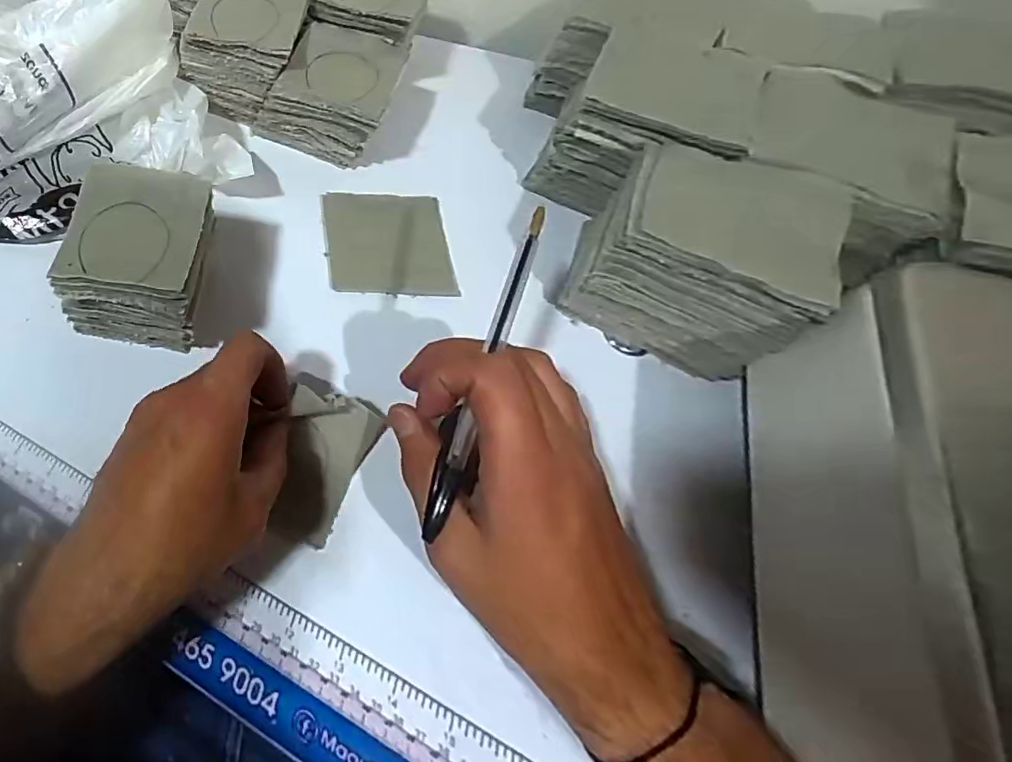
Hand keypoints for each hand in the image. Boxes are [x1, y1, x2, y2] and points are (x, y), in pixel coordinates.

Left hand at [12, 331, 290, 696]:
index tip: (276, 410)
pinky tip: (194, 478)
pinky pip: (175, 411)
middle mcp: (175, 396)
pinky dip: (197, 425)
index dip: (273, 367)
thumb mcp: (252, 508)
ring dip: (223, 413)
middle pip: (223, 370)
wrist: (107, 572)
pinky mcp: (129, 432)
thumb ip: (273, 456)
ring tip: (227, 468)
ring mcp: (146, 412)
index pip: (246, 347)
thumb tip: (273, 430)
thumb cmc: (187, 542)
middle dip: (250, 396)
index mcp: (210, 405)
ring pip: (199, 392)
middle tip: (260, 444)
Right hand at [387, 340, 692, 757]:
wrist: (608, 652)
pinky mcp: (588, 460)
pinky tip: (488, 426)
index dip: (446, 371)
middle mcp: (561, 439)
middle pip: (513, 359)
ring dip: (488, 367)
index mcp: (526, 458)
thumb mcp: (451, 544)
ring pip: (539, 370)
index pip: (491, 371)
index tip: (422, 408)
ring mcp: (581, 446)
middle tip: (421, 389)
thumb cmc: (524, 604)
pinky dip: (514, 387)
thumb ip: (422, 470)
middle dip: (458, 359)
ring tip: (451, 401)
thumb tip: (403, 416)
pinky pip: (553, 396)